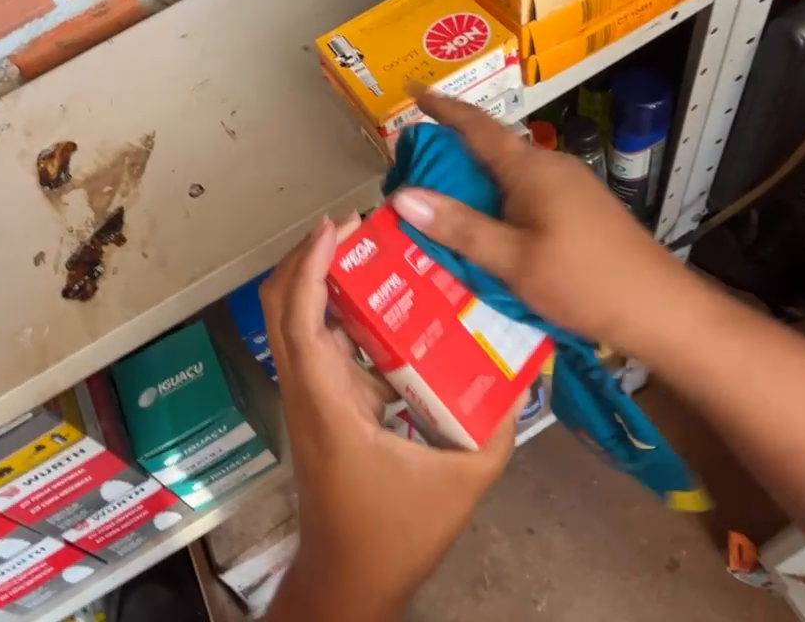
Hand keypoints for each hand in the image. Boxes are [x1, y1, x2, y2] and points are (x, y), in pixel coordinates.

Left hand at [261, 215, 513, 621]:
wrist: (350, 578)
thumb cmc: (394, 532)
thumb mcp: (461, 481)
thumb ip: (496, 427)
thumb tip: (522, 373)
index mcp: (325, 399)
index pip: (301, 317)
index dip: (311, 264)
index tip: (337, 225)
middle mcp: (306, 387)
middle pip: (282, 305)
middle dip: (309, 256)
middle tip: (357, 226)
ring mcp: (308, 394)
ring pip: (294, 319)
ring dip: (320, 277)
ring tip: (368, 249)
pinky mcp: (319, 402)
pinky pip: (318, 342)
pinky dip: (336, 310)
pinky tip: (380, 301)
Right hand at [385, 89, 689, 350]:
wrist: (662, 310)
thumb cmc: (586, 283)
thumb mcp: (513, 261)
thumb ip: (459, 227)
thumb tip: (403, 196)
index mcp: (532, 170)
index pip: (477, 126)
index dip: (442, 107)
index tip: (412, 90)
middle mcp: (551, 166)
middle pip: (491, 148)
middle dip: (450, 153)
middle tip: (411, 168)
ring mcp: (570, 185)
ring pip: (509, 172)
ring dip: (474, 180)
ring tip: (438, 202)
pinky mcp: (580, 207)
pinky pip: (525, 191)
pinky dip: (496, 199)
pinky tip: (485, 228)